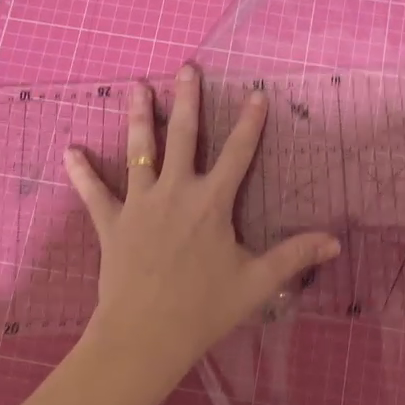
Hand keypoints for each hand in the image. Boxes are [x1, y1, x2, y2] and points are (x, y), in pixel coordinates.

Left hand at [64, 63, 341, 382]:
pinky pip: (94, 193)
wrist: (144, 336)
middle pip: (183, 136)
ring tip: (137, 87)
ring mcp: (140, 204)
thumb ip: (294, 256)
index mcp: (212, 203)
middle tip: (186, 69)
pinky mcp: (111, 222)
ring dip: (139, 117)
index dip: (249, 122)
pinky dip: (82, 172)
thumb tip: (335, 242)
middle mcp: (175, 191)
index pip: (238, 153)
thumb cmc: (204, 309)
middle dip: (186, 100)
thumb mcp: (257, 283)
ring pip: (140, 151)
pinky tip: (70, 151)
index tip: (256, 92)